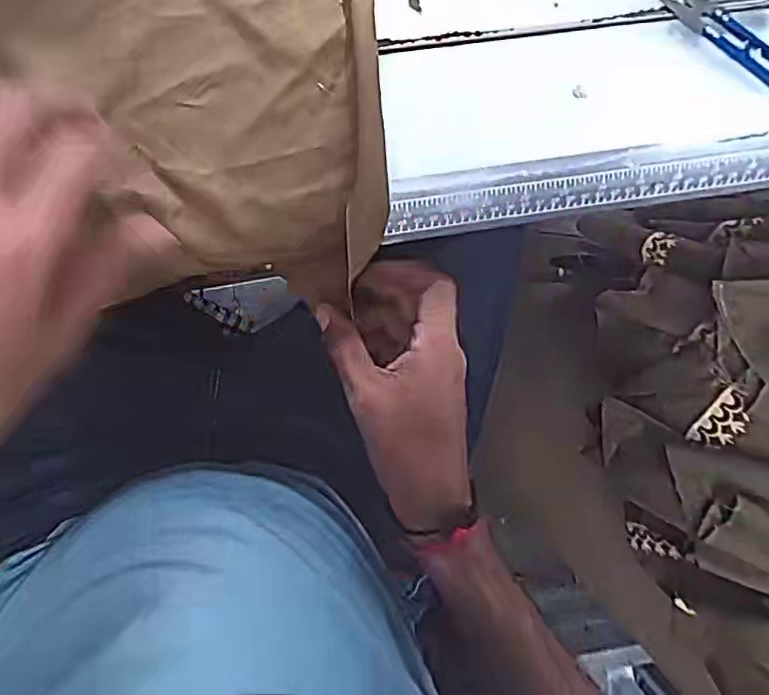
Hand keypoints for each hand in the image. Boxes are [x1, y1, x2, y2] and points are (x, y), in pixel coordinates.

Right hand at [315, 262, 471, 533]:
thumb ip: (343, 345)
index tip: (367, 272)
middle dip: (384, 290)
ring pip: (414, 322)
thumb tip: (323, 310)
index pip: (436, 286)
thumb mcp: (365, 392)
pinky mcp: (430, 382)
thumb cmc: (404, 446)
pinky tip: (354, 341)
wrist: (432, 498)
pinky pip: (409, 344)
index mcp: (438, 344)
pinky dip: (384, 335)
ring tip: (344, 313)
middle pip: (422, 301)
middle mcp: (445, 349)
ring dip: (381, 313)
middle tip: (347, 290)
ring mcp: (439, 366)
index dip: (403, 271)